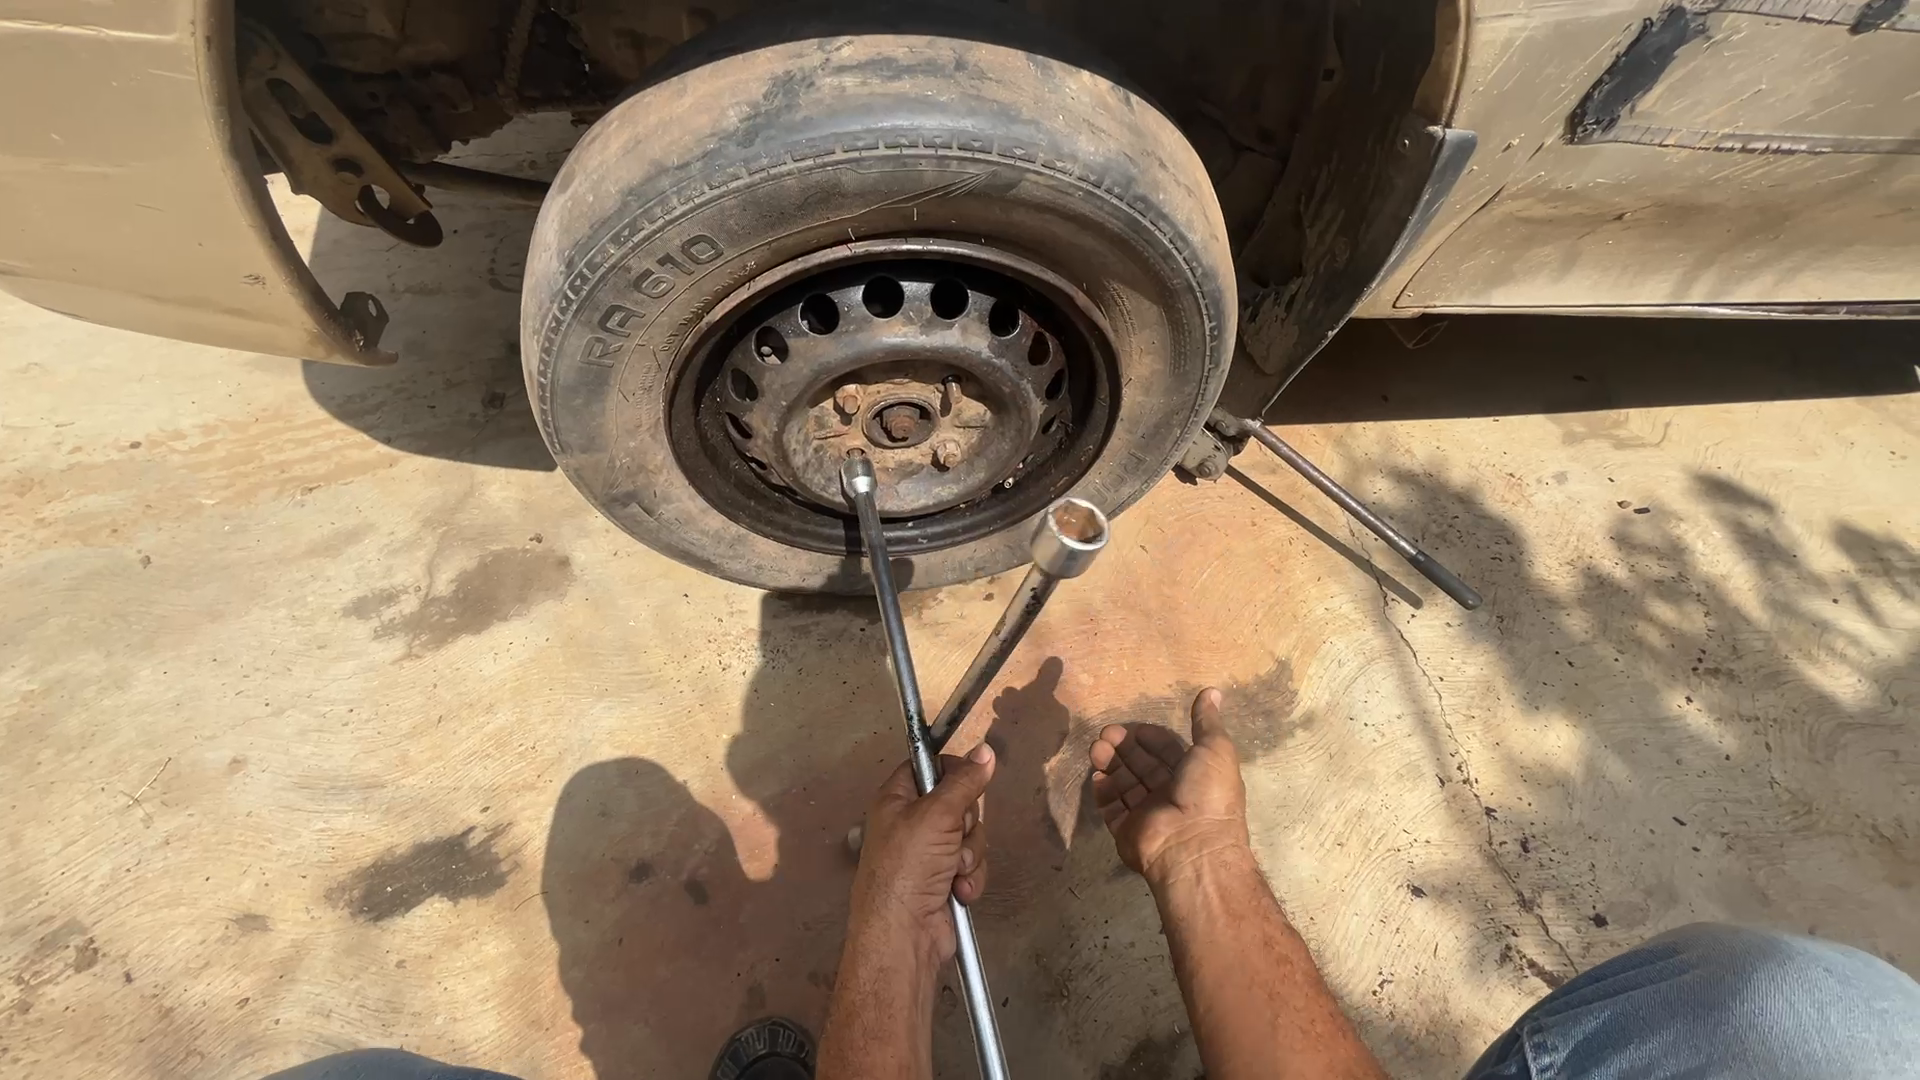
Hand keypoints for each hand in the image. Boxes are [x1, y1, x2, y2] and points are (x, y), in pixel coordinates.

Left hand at [845, 743, 994, 968]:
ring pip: (969, 834)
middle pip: (957, 801)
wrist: (904, 936)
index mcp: (896, 798)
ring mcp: (929, 853)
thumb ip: (964, 782)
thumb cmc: (907, 867)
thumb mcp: (936, 815)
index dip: (952, 771)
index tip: (969, 778)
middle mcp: (911, 822)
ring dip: (969, 854)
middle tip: (953, 836)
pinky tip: (959, 891)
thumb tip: (985, 750)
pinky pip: (972, 863)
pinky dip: (970, 877)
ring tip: (954, 871)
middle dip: (965, 823)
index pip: (929, 767)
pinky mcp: (945, 878)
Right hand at [1090, 687, 1248, 888]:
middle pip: (1141, 765)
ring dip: (1110, 764)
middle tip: (1106, 733)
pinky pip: (1112, 809)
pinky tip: (1097, 775)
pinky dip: (1104, 792)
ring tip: (1096, 748)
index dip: (1150, 738)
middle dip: (1124, 747)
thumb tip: (1212, 690)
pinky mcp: (1127, 832)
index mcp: (1193, 777)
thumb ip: (1206, 721)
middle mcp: (1170, 795)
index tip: (1135, 728)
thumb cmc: (1207, 794)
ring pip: (1124, 784)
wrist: (1192, 846)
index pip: (1166, 752)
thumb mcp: (1214, 749)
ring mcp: (1147, 815)